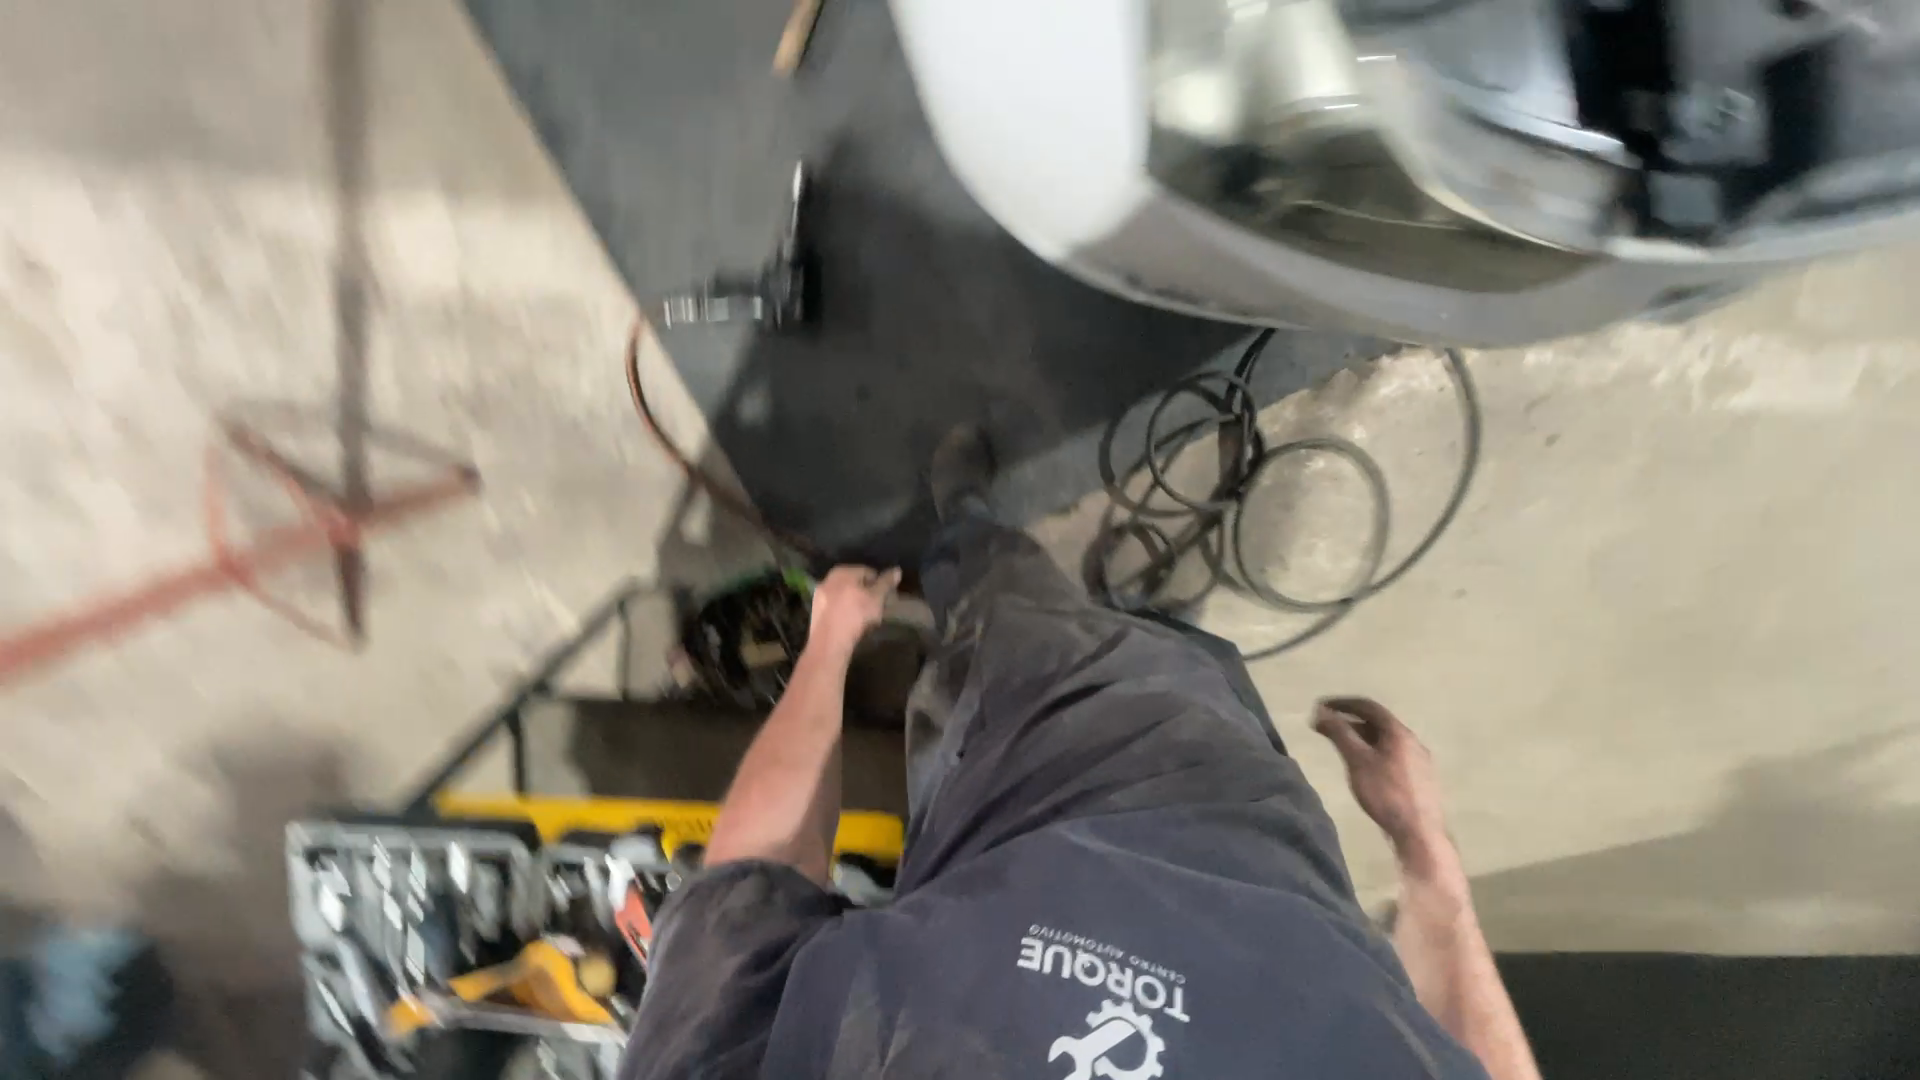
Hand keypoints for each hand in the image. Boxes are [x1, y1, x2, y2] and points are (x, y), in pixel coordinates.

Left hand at [807, 565, 900, 656]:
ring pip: (844, 596)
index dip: (880, 584)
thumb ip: (886, 583)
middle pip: (855, 584)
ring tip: (865, 619)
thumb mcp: (877, 598)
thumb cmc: (856, 614)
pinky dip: (844, 613)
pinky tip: (851, 624)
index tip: (886, 597)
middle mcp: (828, 578)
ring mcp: (820, 595)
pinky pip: (835, 608)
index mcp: (843, 571)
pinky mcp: (816, 611)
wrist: (829, 641)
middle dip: (866, 594)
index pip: (868, 572)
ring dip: (855, 604)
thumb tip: (897, 570)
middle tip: (876, 608)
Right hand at [1313, 697, 1457, 880]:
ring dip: (1361, 737)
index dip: (1342, 703)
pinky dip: (1373, 751)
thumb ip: (1339, 733)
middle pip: (1377, 723)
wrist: (1419, 833)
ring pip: (1385, 740)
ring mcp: (1419, 761)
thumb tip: (1321, 712)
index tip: (1321, 706)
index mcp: (1398, 733)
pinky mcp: (1420, 779)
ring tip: (1342, 747)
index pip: (1368, 706)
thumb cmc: (1385, 793)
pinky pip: (1392, 755)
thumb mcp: (1357, 760)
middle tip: (1327, 728)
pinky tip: (1364, 767)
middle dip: (1349, 721)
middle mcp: (1412, 741)